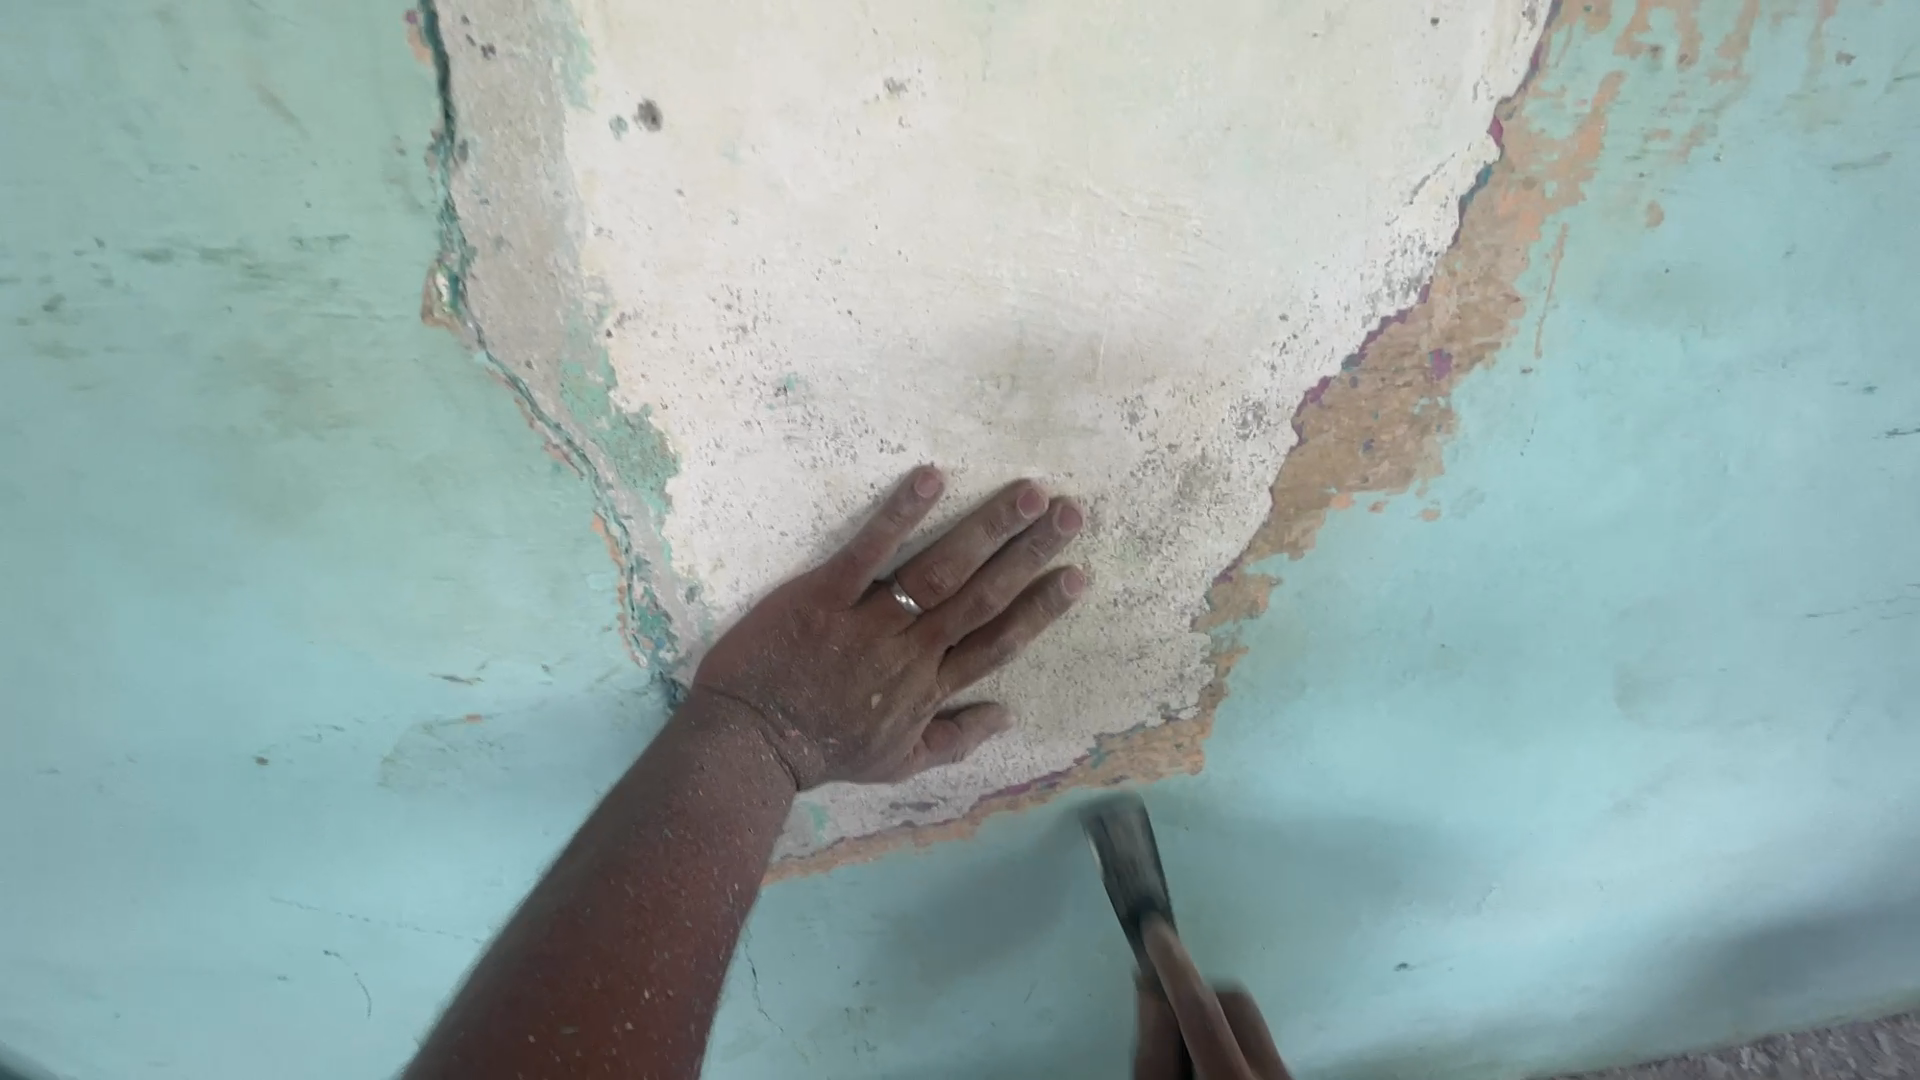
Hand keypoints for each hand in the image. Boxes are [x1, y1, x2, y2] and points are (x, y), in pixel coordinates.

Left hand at [687, 465, 1085, 790]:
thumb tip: (1009, 715)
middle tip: (1071, 512)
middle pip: (983, 596)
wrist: (748, 745)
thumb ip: (956, 739)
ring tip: (1028, 493)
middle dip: (1030, 553)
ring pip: (940, 571)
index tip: (1078, 575)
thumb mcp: (899, 764)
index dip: (1042, 608)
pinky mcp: (823, 596)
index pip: (1000, 642)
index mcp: (931, 688)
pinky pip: (867, 552)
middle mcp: (912, 651)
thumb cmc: (824, 750)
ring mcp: (869, 621)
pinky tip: (931, 477)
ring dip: (987, 530)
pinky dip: (899, 515)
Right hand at [1134, 919, 1290, 1079]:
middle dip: (1195, 990)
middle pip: (1231, 997)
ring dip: (1212, 1012)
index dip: (1173, 964)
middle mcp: (1270, 1072)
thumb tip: (1150, 985)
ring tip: (1188, 1042)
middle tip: (1166, 1009)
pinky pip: (1256, 1033)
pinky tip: (1208, 1055)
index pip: (1199, 1007)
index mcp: (1231, 1078)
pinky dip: (1228, 1033)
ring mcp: (1284, 1072)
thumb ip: (1153, 1045)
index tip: (1154, 929)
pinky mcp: (1286, 1072)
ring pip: (1245, 1012)